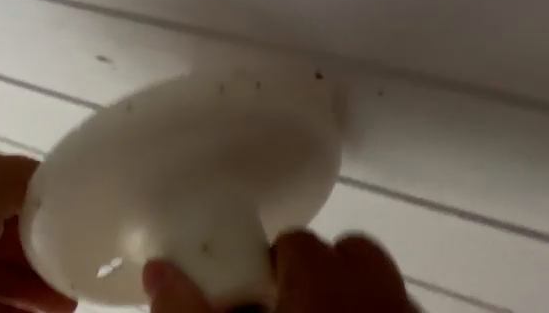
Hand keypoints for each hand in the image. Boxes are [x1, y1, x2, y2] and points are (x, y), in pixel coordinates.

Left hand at [0, 143, 74, 312]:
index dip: (52, 208)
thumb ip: (27, 179)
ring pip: (0, 277)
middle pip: (11, 235)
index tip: (86, 233)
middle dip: (48, 257)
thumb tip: (58, 186)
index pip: (16, 185)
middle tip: (83, 280)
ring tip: (69, 306)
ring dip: (36, 293)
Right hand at [144, 232, 414, 312]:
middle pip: (355, 257)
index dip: (272, 264)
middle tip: (294, 307)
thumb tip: (161, 274)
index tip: (257, 292)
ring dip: (356, 306)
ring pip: (387, 296)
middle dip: (326, 274)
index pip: (297, 243)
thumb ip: (187, 311)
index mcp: (323, 288)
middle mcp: (377, 301)